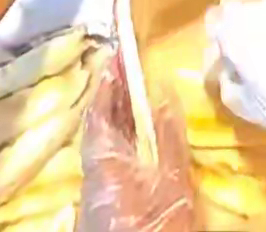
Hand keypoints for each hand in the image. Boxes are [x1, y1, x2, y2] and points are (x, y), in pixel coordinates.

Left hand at [80, 54, 193, 231]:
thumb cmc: (156, 229)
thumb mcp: (171, 183)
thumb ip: (168, 136)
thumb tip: (165, 90)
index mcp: (102, 160)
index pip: (100, 109)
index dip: (108, 78)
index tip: (118, 51)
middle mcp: (94, 172)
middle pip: (101, 123)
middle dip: (116, 92)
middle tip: (133, 63)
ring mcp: (100, 189)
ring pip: (107, 141)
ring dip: (122, 113)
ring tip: (141, 89)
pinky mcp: (110, 203)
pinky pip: (114, 157)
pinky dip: (127, 136)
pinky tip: (143, 132)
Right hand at [204, 0, 265, 160]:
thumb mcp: (243, 103)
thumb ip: (228, 80)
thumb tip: (226, 71)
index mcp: (232, 27)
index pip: (211, 18)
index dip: (217, 38)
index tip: (223, 58)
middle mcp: (254, 6)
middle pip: (234, 6)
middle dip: (235, 24)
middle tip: (244, 53)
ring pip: (260, 6)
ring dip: (259, 23)